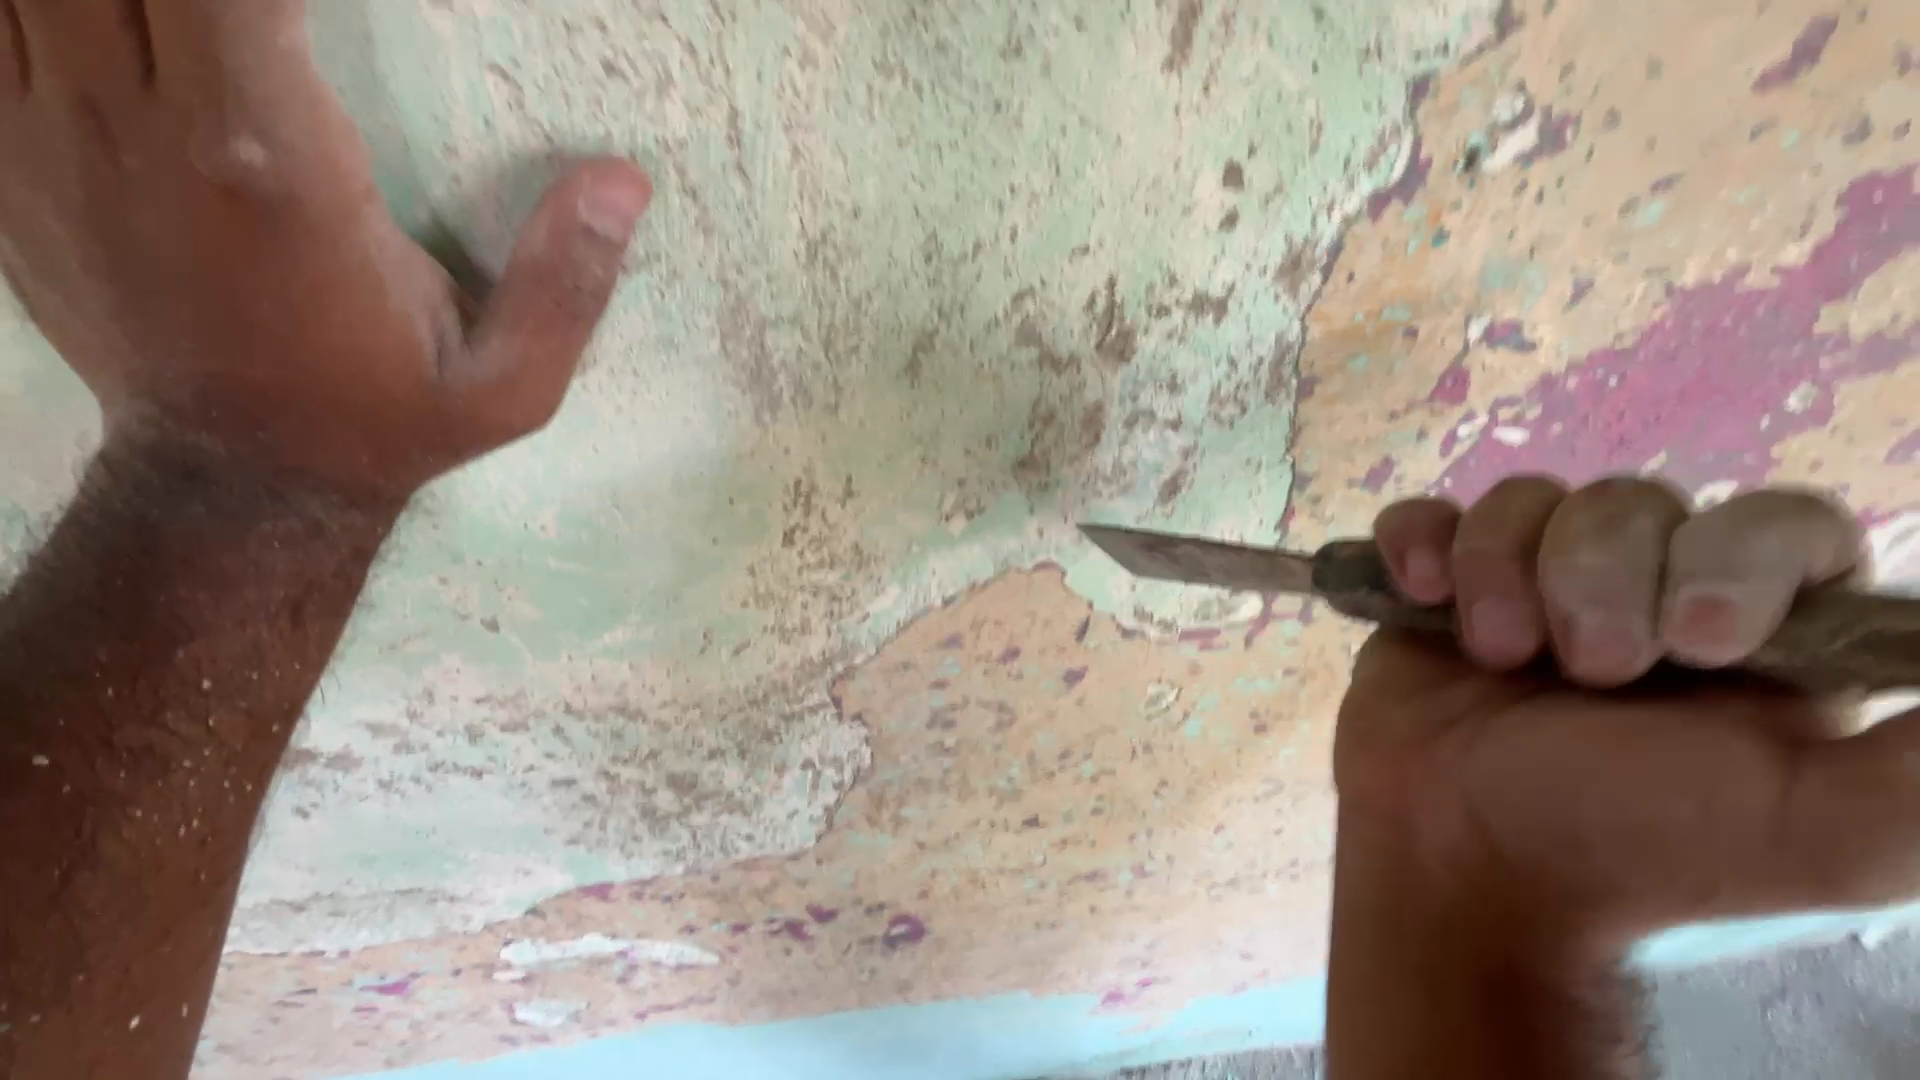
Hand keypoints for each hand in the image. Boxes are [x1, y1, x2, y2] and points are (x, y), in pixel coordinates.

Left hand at [0, 0, 650, 503]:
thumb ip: (567, 287)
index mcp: (278, 172)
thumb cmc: (387, 424)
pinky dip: (69, 11)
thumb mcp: (512, 387)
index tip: (350, 5)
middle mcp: (144, 128)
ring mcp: (46, 131)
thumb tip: (625, 181)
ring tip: (229, 38)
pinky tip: (141, 40)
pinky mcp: (3, 151)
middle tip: (296, 24)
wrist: (243, 482)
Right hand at [1337, 476, 1919, 949]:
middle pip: (1629, 500)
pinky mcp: (1433, 585)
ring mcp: (1521, 579)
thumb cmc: (1627, 843)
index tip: (1691, 641)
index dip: (1732, 556)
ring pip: (1522, 499)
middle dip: (1593, 579)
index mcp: (1742, 628)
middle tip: (1578, 669)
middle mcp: (1633, 588)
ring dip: (1498, 571)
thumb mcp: (1824, 830)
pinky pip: (1423, 514)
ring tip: (1490, 652)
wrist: (1461, 858)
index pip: (1772, 521)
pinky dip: (1416, 540)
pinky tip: (1421, 594)